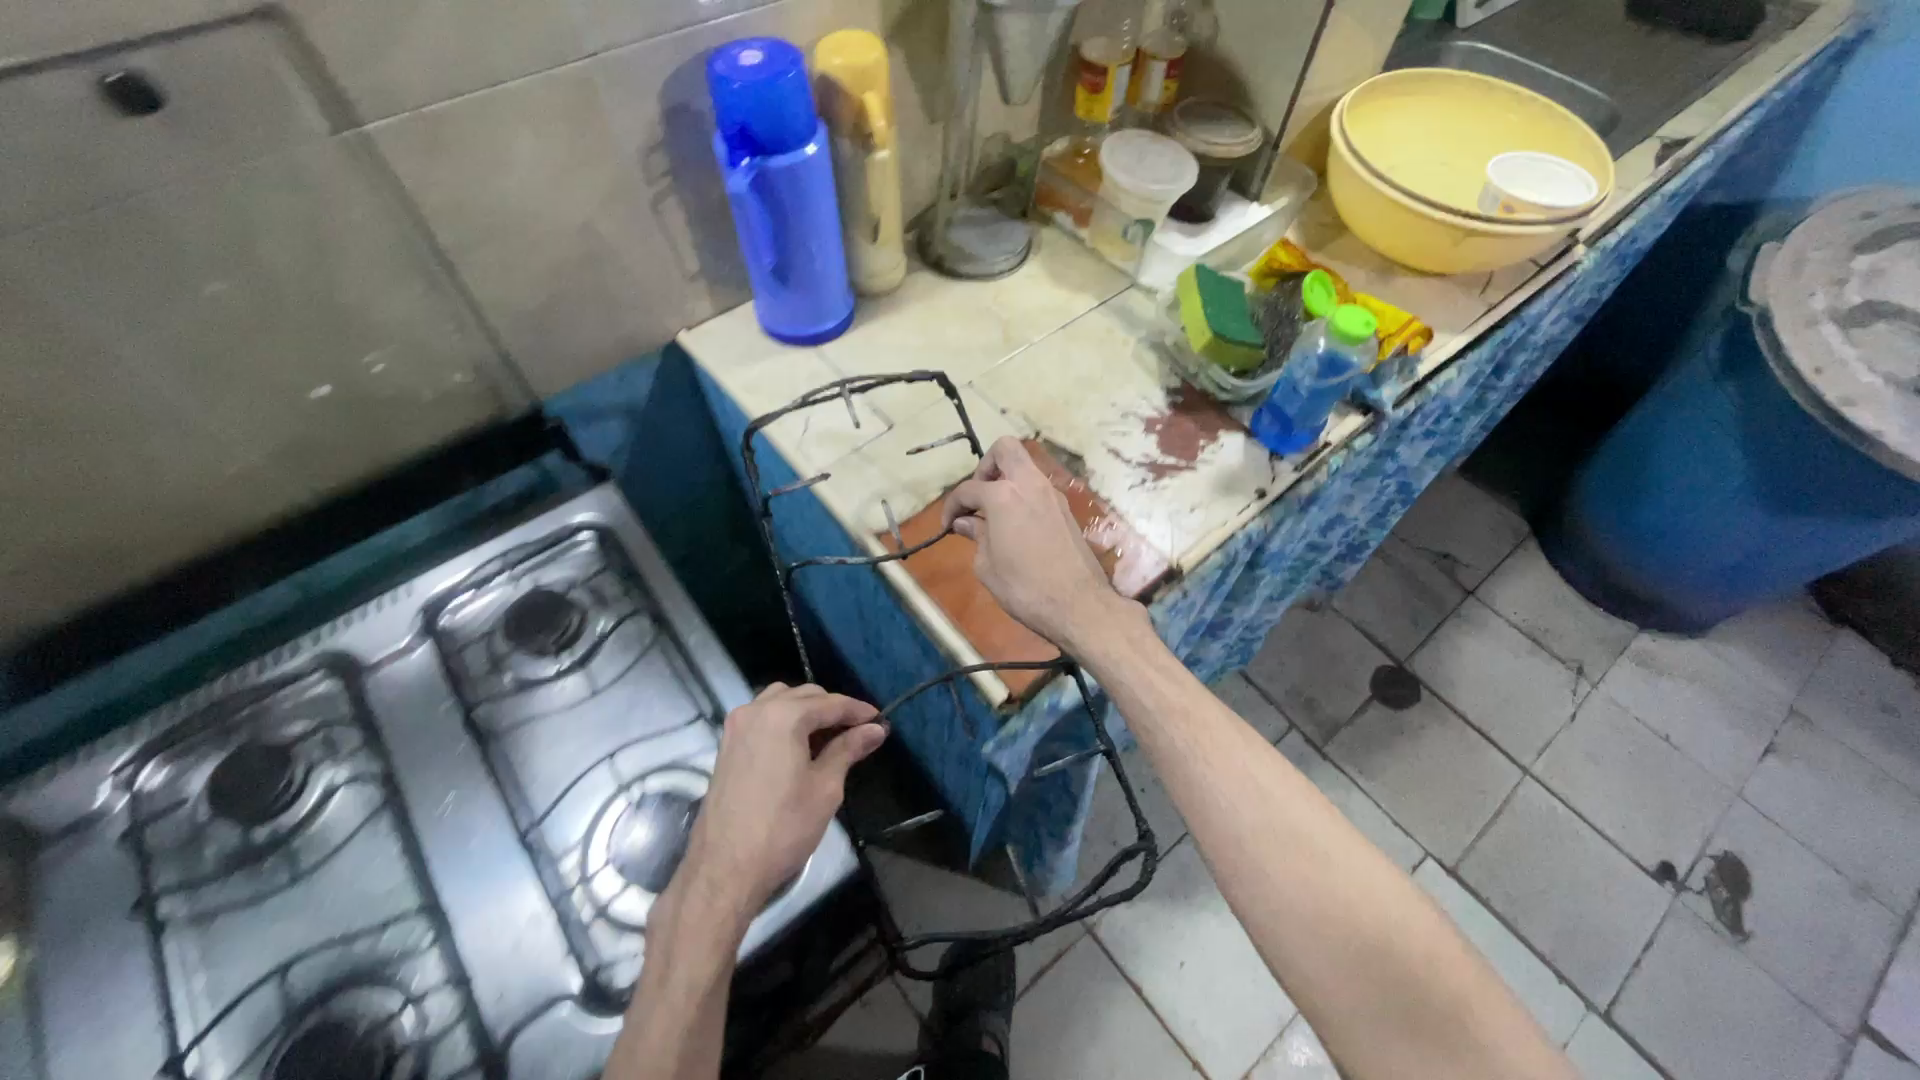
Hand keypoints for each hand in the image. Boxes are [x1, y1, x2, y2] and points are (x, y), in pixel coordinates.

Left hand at [677, 684, 884, 915]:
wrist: (725, 868)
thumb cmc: (783, 828)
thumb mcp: (825, 788)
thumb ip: (848, 749)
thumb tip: (875, 730)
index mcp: (783, 716)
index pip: (830, 703)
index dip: (858, 711)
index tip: (881, 722)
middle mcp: (755, 710)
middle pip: (804, 696)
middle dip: (833, 709)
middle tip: (859, 733)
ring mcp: (736, 727)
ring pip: (780, 701)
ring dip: (807, 711)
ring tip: (830, 738)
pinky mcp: (727, 745)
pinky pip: (763, 718)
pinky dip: (785, 721)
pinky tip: (801, 746)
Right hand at [941, 436, 1137, 652]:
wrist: (1077, 604)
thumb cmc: (1024, 587)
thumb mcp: (987, 566)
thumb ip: (976, 536)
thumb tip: (967, 522)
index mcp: (1003, 495)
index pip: (969, 488)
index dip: (952, 505)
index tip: (948, 525)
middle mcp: (1030, 485)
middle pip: (1005, 449)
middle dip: (986, 466)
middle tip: (978, 497)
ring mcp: (1052, 495)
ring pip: (1026, 468)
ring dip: (1007, 481)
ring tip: (994, 515)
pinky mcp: (1066, 510)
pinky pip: (1038, 489)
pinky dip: (1023, 497)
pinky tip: (1016, 526)